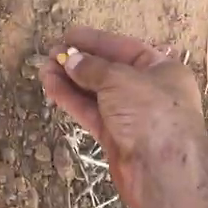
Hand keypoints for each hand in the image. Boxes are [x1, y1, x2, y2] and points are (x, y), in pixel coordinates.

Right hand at [40, 27, 207, 207]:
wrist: (164, 172)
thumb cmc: (150, 112)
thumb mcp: (120, 79)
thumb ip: (92, 68)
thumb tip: (71, 60)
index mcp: (160, 69)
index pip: (122, 47)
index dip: (94, 41)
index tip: (67, 36)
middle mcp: (147, 90)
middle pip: (107, 70)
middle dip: (78, 62)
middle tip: (50, 54)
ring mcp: (130, 115)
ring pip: (94, 92)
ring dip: (69, 80)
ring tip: (44, 69)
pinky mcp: (115, 137)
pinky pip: (90, 112)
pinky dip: (71, 100)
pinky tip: (51, 87)